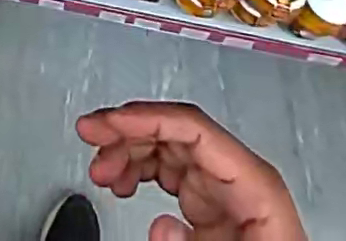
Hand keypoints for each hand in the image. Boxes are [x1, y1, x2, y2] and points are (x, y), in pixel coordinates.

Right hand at [76, 101, 307, 240]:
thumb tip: (161, 226)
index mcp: (255, 188)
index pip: (193, 128)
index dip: (146, 118)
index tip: (107, 123)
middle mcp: (239, 178)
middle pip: (174, 132)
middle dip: (127, 130)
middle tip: (90, 134)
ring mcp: (224, 191)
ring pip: (166, 147)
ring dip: (127, 151)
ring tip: (100, 170)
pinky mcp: (212, 206)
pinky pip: (168, 171)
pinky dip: (138, 170)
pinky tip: (120, 181)